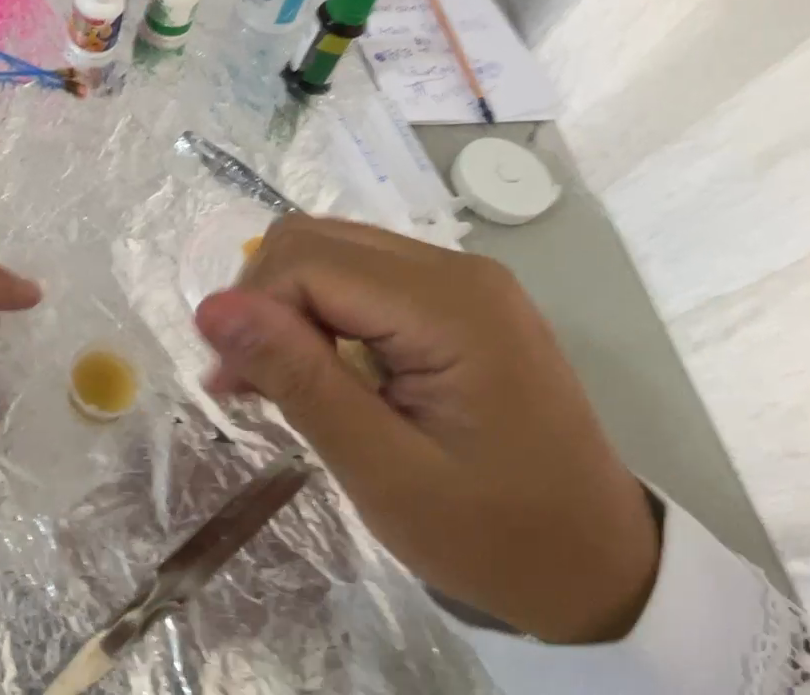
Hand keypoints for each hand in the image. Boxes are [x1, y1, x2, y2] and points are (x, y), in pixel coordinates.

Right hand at [194, 215, 659, 644]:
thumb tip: (211, 308)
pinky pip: (359, 278)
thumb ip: (299, 379)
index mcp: (450, 306)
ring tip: (276, 382)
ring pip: (330, 252)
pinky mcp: (457, 300)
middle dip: (263, 303)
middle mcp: (456, 269)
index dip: (252, 311)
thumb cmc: (493, 534)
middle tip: (248, 385)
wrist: (598, 567)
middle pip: (314, 242)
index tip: (231, 386)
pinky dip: (319, 313)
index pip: (307, 261)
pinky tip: (317, 369)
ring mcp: (461, 280)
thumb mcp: (382, 472)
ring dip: (285, 308)